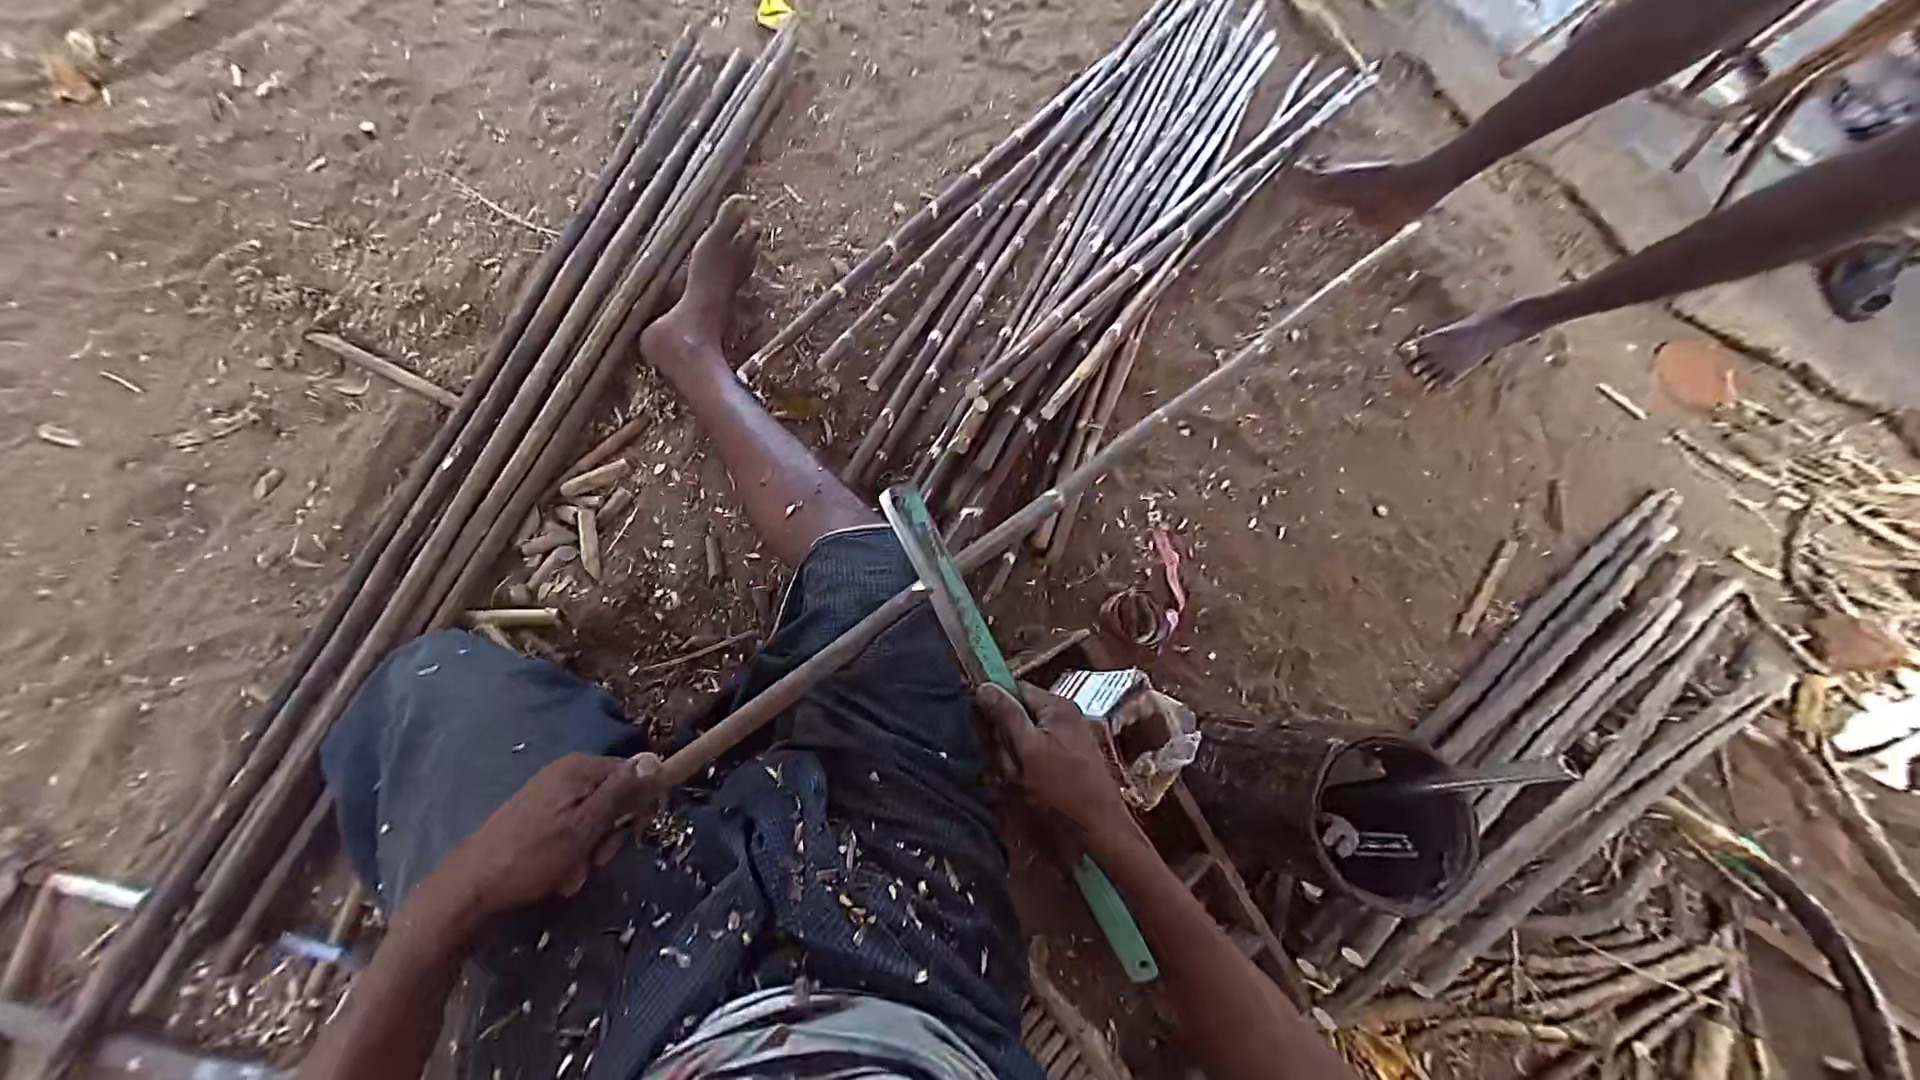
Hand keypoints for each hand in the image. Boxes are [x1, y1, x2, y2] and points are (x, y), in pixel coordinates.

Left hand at [429, 753, 665, 918]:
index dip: (640, 803)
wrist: (465, 893)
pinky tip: (558, 872)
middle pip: (614, 796)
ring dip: (591, 847)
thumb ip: (623, 790)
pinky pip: (570, 826)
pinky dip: (571, 850)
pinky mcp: (534, 815)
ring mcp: (548, 793)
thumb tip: (656, 758)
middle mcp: (565, 773)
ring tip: (572, 872)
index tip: (634, 833)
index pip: (634, 773)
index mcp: (580, 767)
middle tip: (596, 858)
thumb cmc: (532, 856)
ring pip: (594, 817)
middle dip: (610, 832)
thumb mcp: (587, 824)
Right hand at [976, 682, 1136, 842]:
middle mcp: (1063, 714)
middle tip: (1007, 760)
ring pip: (1024, 737)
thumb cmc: (1064, 787)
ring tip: (1019, 777)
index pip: (1014, 688)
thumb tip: (984, 686)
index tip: (981, 725)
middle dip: (1005, 736)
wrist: (1100, 828)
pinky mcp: (1067, 758)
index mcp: (1055, 705)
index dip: (995, 704)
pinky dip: (1026, 768)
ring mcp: (1067, 736)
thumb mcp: (1028, 749)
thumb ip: (1006, 715)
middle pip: (1019, 713)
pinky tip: (1030, 786)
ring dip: (1014, 756)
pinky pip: (1035, 754)